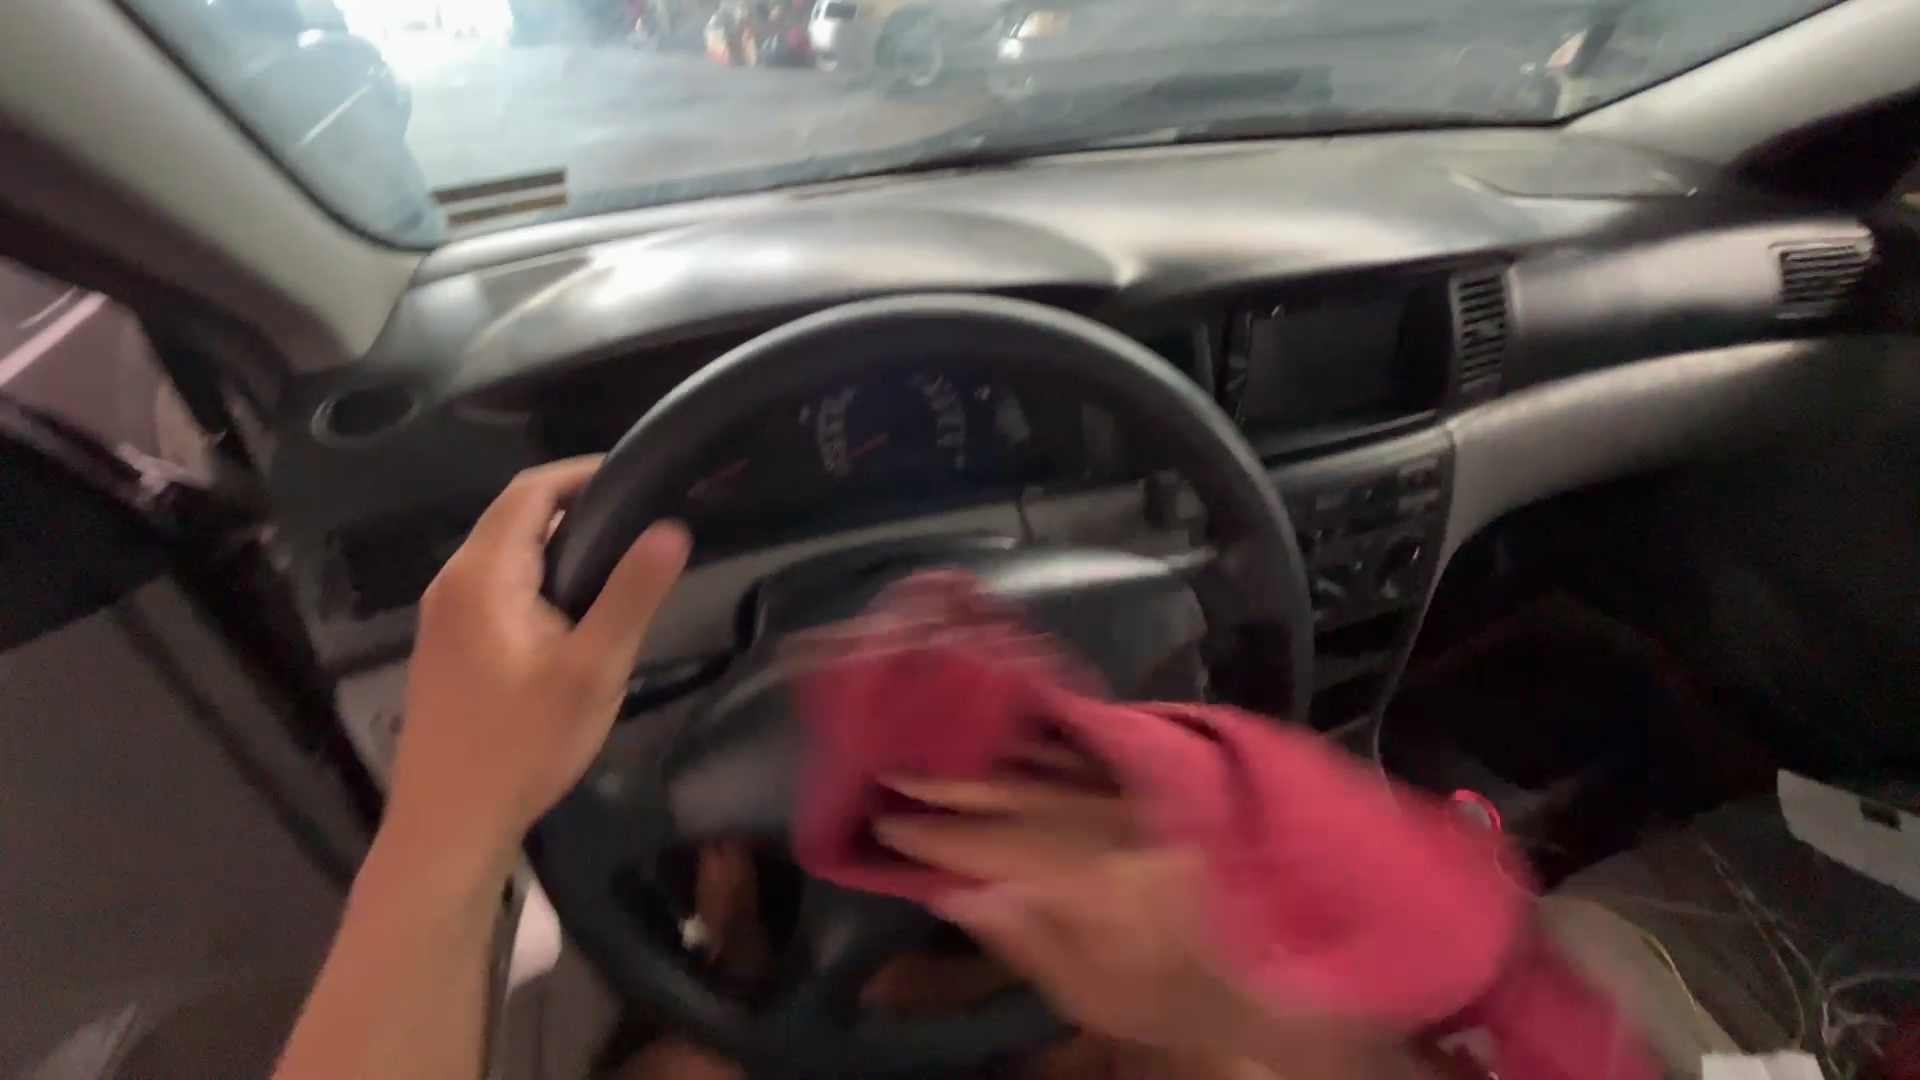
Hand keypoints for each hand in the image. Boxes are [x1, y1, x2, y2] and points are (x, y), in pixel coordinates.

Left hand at [387, 458, 690, 861]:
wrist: (451, 824)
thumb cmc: (524, 743)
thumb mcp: (594, 667)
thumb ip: (632, 592)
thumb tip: (672, 527)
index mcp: (482, 575)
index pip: (530, 491)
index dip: (583, 473)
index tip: (640, 479)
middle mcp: (452, 583)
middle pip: (516, 517)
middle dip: (579, 507)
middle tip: (644, 523)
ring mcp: (444, 616)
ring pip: (508, 553)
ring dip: (562, 543)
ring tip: (623, 563)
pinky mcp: (449, 645)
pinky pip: (499, 586)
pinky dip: (542, 575)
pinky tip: (578, 612)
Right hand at [874, 747, 1403, 1079]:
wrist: (1284, 957)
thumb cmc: (1179, 993)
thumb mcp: (1098, 996)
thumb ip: (1027, 939)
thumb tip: (957, 891)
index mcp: (1086, 880)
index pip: (990, 847)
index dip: (934, 833)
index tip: (883, 818)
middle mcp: (1101, 824)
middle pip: (1008, 795)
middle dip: (945, 783)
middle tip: (890, 766)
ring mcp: (1125, 796)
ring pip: (1038, 767)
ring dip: (982, 757)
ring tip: (932, 742)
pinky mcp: (1143, 783)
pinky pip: (1078, 755)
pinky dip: (1035, 743)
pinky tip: (1006, 733)